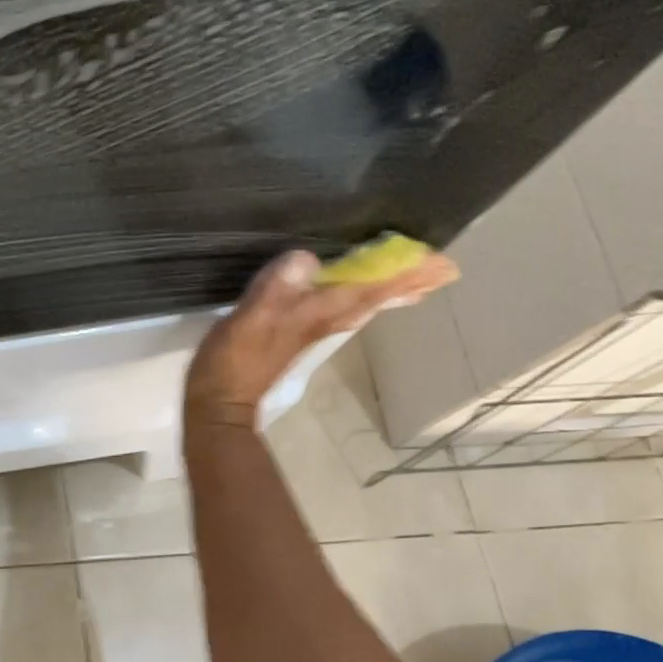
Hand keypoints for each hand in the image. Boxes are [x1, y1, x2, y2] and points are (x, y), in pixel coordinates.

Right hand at [184, 248, 458, 429]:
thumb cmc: (233, 361)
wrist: (219, 402)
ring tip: (415, 275)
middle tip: (443, 267)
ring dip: (390, 289)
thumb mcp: (252, 318)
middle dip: (408, 281)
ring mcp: (312, 327)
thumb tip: (309, 258)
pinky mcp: (296, 332)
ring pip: (364, 303)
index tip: (439, 260)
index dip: (404, 272)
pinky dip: (361, 297)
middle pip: (377, 296)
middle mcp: (326, 318)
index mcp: (321, 311)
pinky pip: (342, 307)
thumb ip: (279, 287)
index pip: (373, 286)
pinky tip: (357, 292)